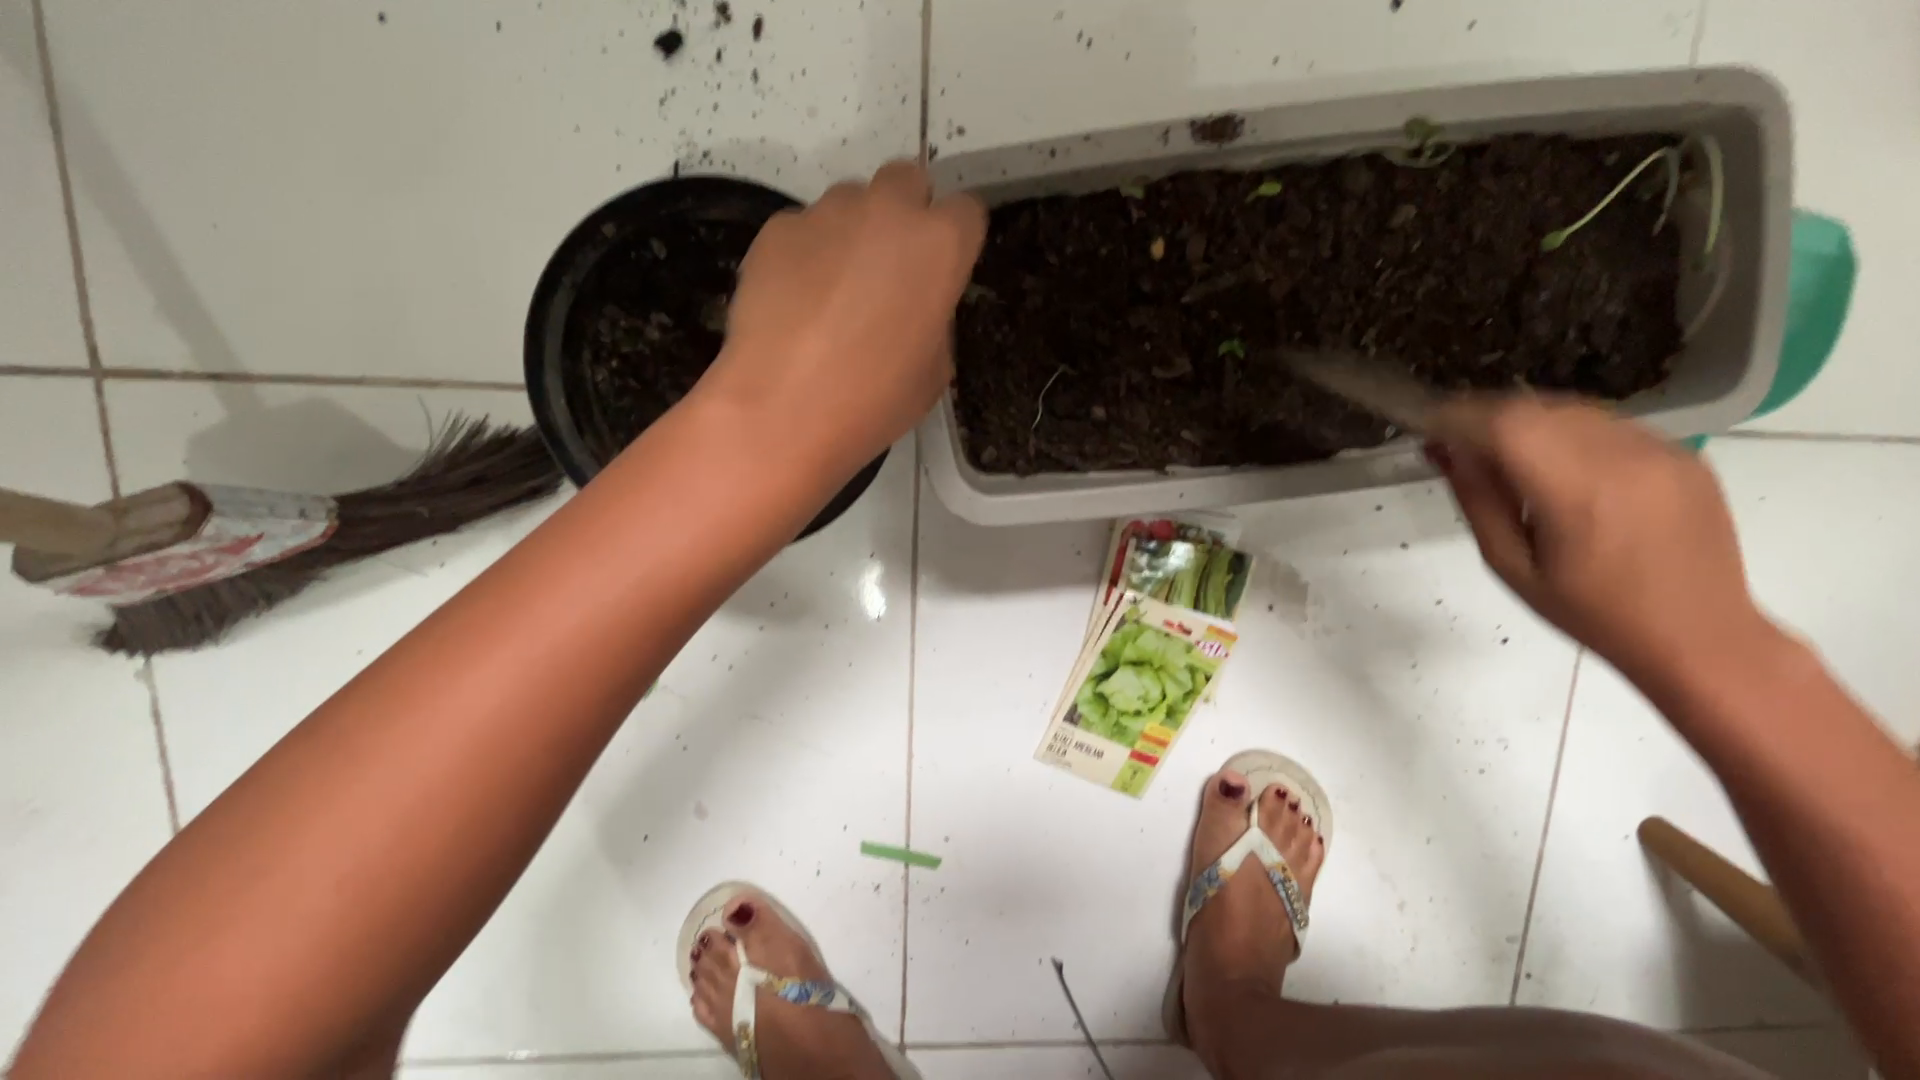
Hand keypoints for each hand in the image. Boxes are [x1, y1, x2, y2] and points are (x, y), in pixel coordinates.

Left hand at [697, 160, 987, 474]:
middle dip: (904, 212)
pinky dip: (804, 253)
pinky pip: (802, 228)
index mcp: (940, 245)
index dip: (956, 240)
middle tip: (889, 267)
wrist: (782, 408)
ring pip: (849, 201)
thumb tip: (915, 306)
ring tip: (832, 290)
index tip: (943, 269)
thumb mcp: (933, 370)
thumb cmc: (873, 399)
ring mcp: (826, 214)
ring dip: (851, 231)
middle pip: (907, 180)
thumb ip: (933, 318)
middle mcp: (887, 212)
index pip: (967, 211)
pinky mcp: (777, 229)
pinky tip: (793, 302)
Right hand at [1427, 398, 1771, 685]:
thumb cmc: (1592, 614)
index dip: (1459, 417)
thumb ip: (1478, 501)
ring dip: (1528, 423)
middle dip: (1487, 417)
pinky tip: (1560, 467)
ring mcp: (1662, 450)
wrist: (1699, 635)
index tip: (1428, 428)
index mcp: (1578, 493)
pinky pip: (1610, 426)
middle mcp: (1625, 457)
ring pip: (1573, 411)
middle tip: (1457, 442)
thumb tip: (1447, 451)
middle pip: (1537, 409)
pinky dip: (1570, 434)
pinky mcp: (1684, 453)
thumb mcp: (1512, 567)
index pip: (1506, 425)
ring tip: (1503, 454)